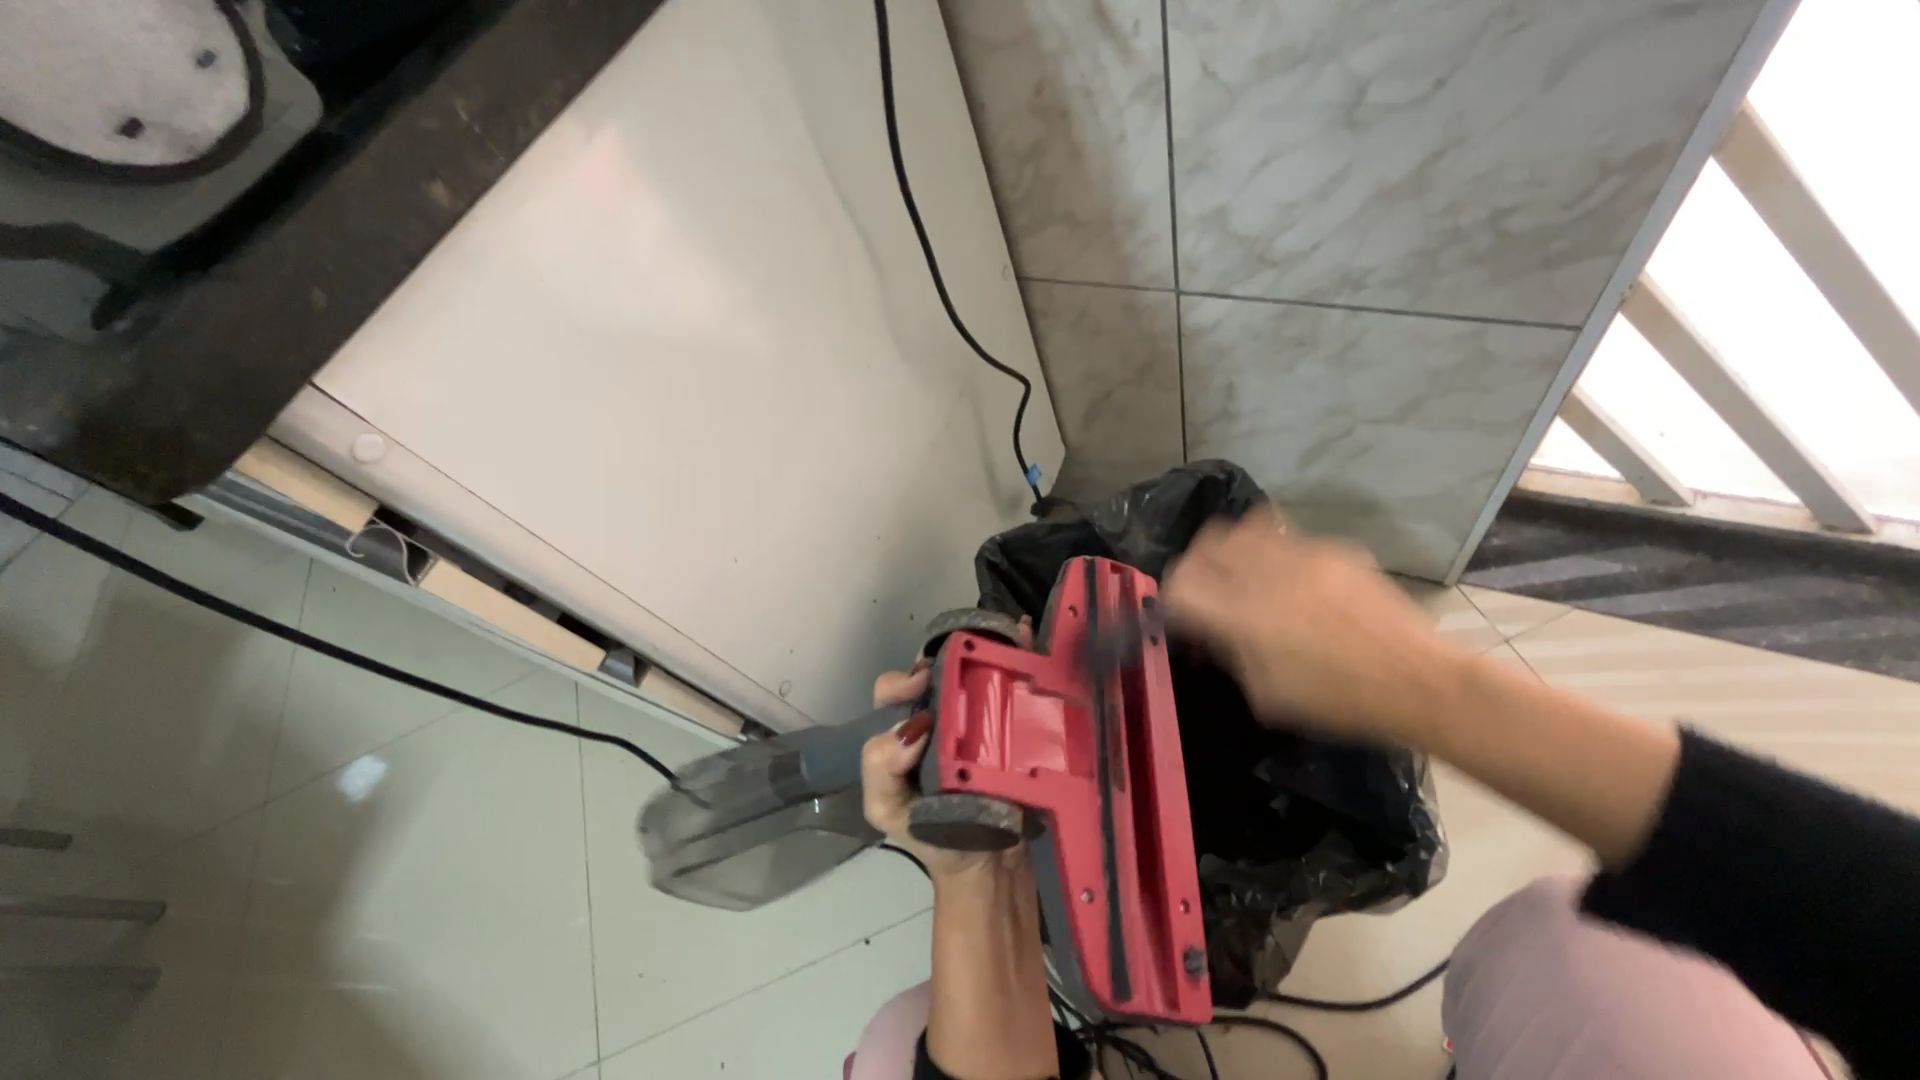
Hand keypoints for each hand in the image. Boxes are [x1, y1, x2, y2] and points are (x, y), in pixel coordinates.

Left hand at [861, 619, 1032, 879]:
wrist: (992, 870)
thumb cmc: (935, 837)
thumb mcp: (888, 807)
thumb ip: (880, 768)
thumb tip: (910, 727)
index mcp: (908, 731)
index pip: (894, 692)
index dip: (904, 681)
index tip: (923, 682)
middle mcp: (943, 717)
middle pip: (941, 669)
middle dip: (954, 652)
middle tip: (970, 654)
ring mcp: (983, 719)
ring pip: (979, 670)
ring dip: (989, 646)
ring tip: (1005, 635)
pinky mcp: (1017, 728)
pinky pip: (1016, 687)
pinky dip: (1022, 657)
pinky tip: (1028, 639)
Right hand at [1162, 508, 1465, 743]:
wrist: (1416, 680)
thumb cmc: (1336, 700)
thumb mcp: (1265, 694)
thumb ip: (1230, 653)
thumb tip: (1213, 633)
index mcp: (1239, 613)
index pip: (1179, 582)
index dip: (1171, 596)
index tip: (1180, 614)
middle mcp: (1263, 571)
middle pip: (1206, 544)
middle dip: (1197, 565)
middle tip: (1206, 589)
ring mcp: (1300, 553)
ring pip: (1243, 527)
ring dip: (1233, 548)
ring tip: (1244, 572)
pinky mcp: (1333, 549)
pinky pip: (1286, 537)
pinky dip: (1275, 552)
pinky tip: (1292, 579)